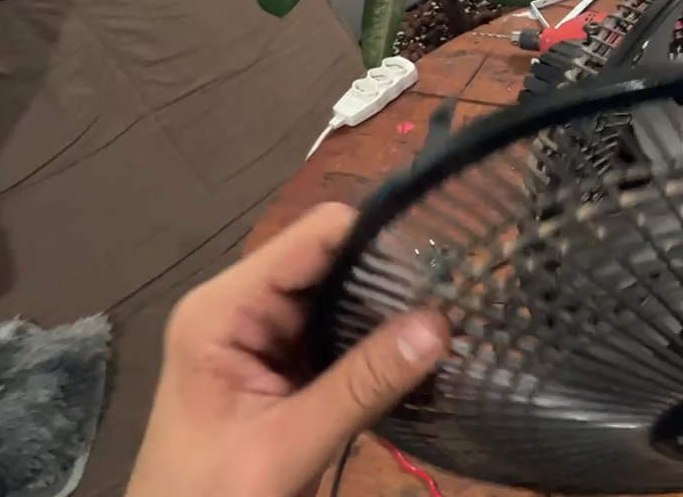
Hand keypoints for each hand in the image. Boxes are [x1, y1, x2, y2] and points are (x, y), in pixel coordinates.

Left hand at [126, 203, 450, 496]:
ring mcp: (269, 327)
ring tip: (452, 313)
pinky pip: (351, 319)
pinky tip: (423, 341)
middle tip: (456, 292)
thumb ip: (361, 385)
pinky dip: (386, 330)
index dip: (380, 236)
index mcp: (226, 307)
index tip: (440, 262)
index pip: (320, 234)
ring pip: (351, 285)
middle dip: (395, 271)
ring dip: (396, 302)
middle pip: (339, 253)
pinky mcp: (293, 353)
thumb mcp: (284, 448)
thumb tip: (442, 323)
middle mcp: (247, 302)